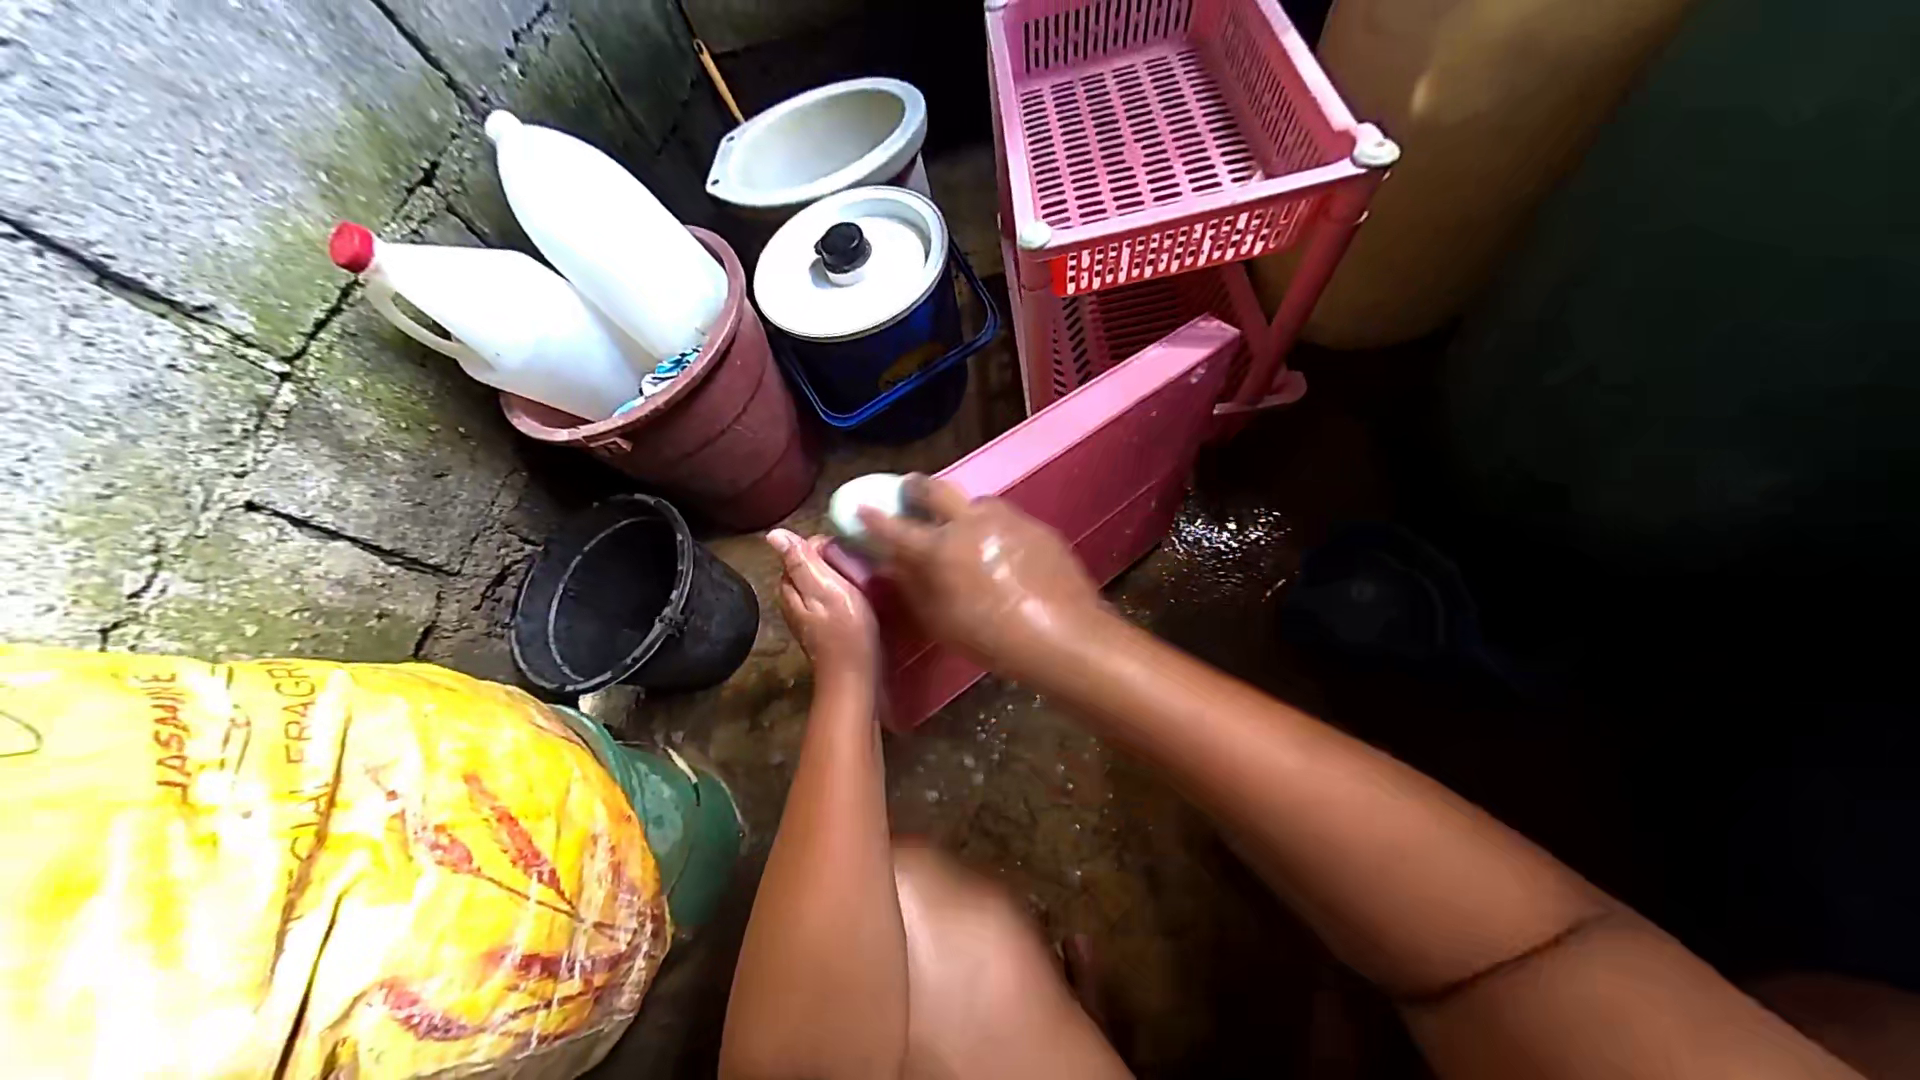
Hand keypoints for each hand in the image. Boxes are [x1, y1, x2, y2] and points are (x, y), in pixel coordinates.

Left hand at [768, 529, 879, 681]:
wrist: (856, 678)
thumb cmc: (845, 631)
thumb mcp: (824, 589)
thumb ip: (801, 562)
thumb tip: (773, 534)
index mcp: (789, 588)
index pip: (801, 549)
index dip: (826, 546)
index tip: (849, 555)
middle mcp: (793, 600)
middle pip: (811, 565)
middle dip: (833, 561)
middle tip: (858, 570)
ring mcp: (808, 615)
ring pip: (822, 581)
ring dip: (841, 577)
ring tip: (863, 582)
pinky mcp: (824, 626)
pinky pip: (831, 597)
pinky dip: (845, 593)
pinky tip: (860, 599)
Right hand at [857, 475, 1107, 678]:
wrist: (1063, 635)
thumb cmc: (992, 638)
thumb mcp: (939, 620)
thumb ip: (912, 585)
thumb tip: (894, 563)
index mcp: (939, 549)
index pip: (894, 526)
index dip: (873, 517)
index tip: (861, 507)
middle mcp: (969, 522)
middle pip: (934, 488)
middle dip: (914, 488)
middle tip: (909, 493)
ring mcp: (1006, 518)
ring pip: (974, 500)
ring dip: (960, 508)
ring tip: (963, 527)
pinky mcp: (1034, 525)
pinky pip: (1004, 517)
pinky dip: (992, 526)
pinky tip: (1001, 549)